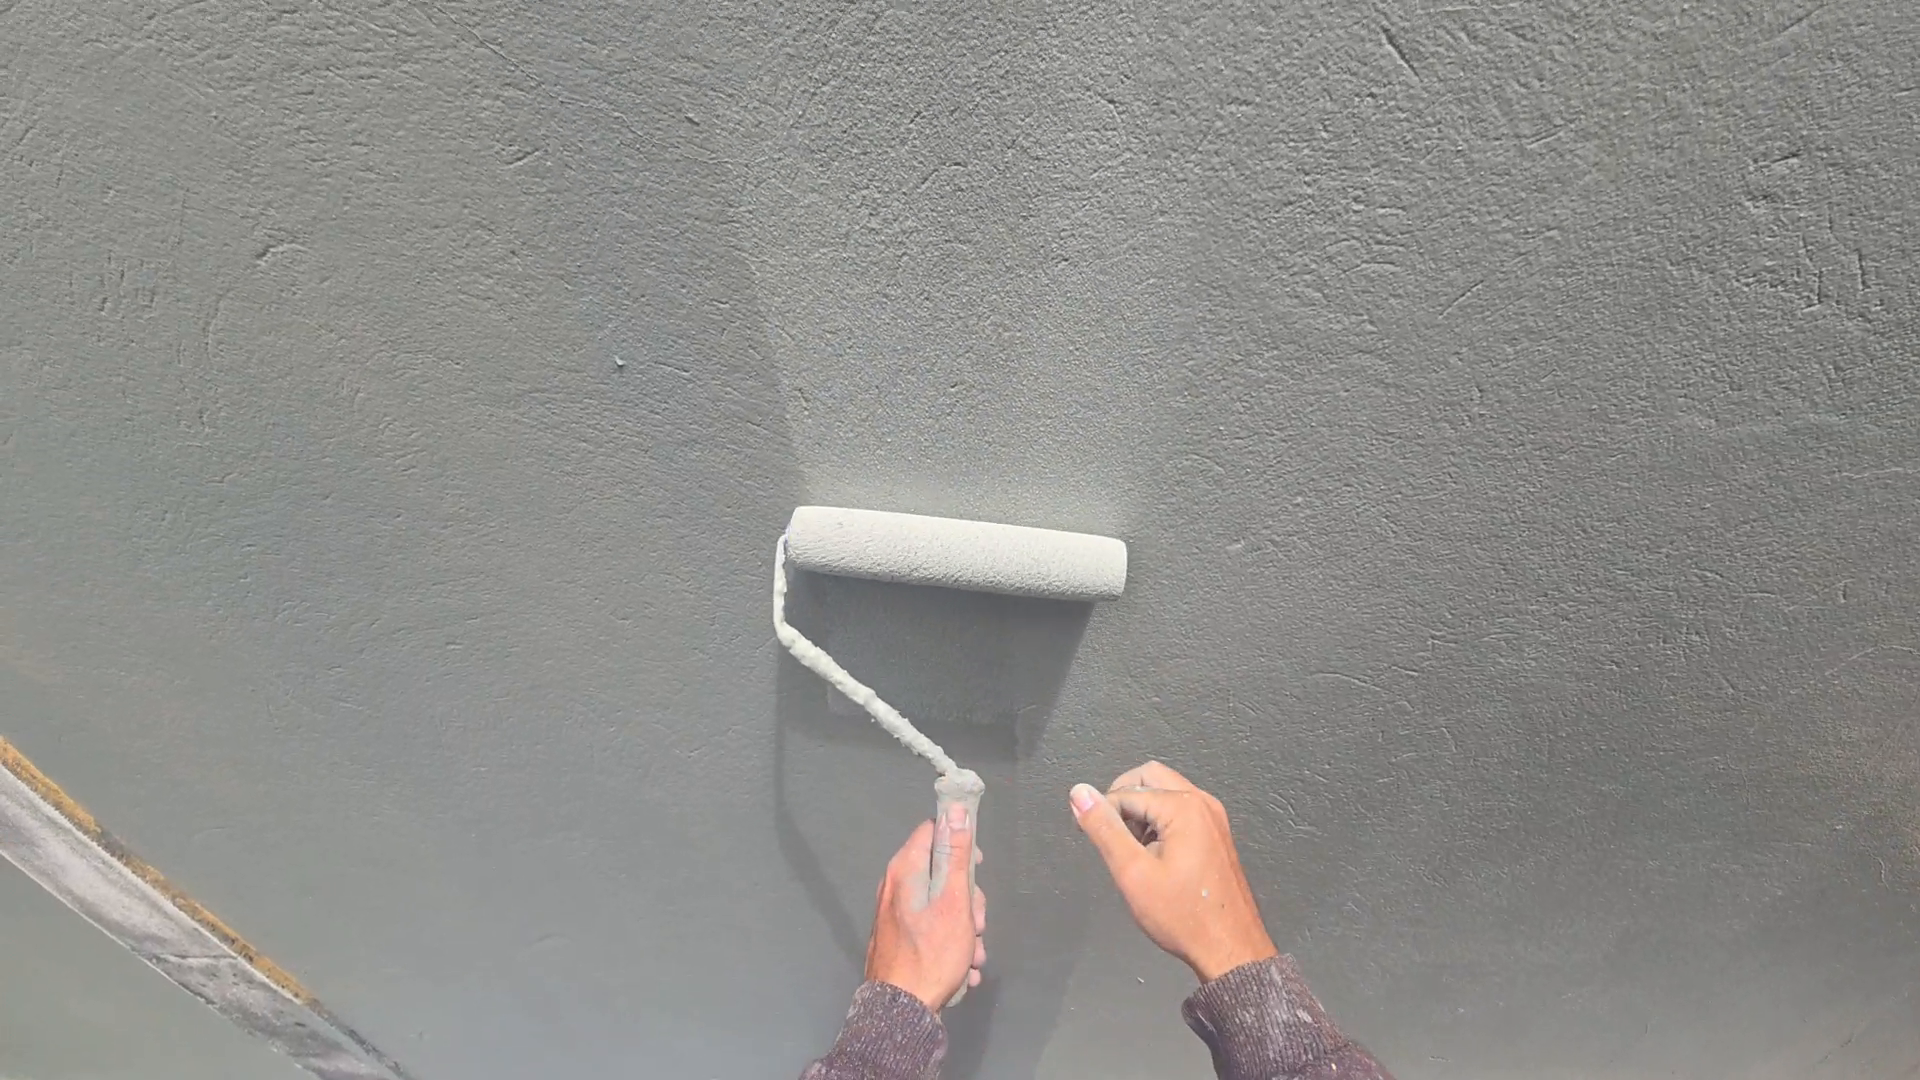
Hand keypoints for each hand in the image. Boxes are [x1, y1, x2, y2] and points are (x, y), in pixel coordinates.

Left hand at [865, 803, 986, 1011]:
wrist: (900, 1013)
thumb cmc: (930, 953)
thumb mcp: (954, 900)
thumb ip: (956, 854)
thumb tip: (956, 809)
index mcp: (905, 868)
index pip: (933, 830)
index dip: (958, 841)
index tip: (978, 865)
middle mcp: (895, 884)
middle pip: (941, 871)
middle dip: (968, 897)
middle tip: (977, 924)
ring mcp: (895, 912)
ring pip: (941, 902)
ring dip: (964, 925)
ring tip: (972, 955)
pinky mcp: (899, 936)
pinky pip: (931, 925)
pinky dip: (950, 941)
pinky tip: (963, 967)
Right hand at [1069, 761, 1277, 981]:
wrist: (1231, 953)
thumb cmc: (1183, 917)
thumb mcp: (1132, 872)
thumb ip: (1103, 828)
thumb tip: (1079, 792)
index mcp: (1184, 806)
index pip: (1125, 792)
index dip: (1101, 813)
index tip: (1087, 835)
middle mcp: (1202, 803)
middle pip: (1148, 777)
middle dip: (1122, 800)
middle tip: (1110, 833)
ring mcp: (1213, 817)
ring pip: (1164, 791)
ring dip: (1140, 810)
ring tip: (1132, 849)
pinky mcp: (1216, 833)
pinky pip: (1179, 808)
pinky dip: (1159, 820)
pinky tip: (1152, 855)